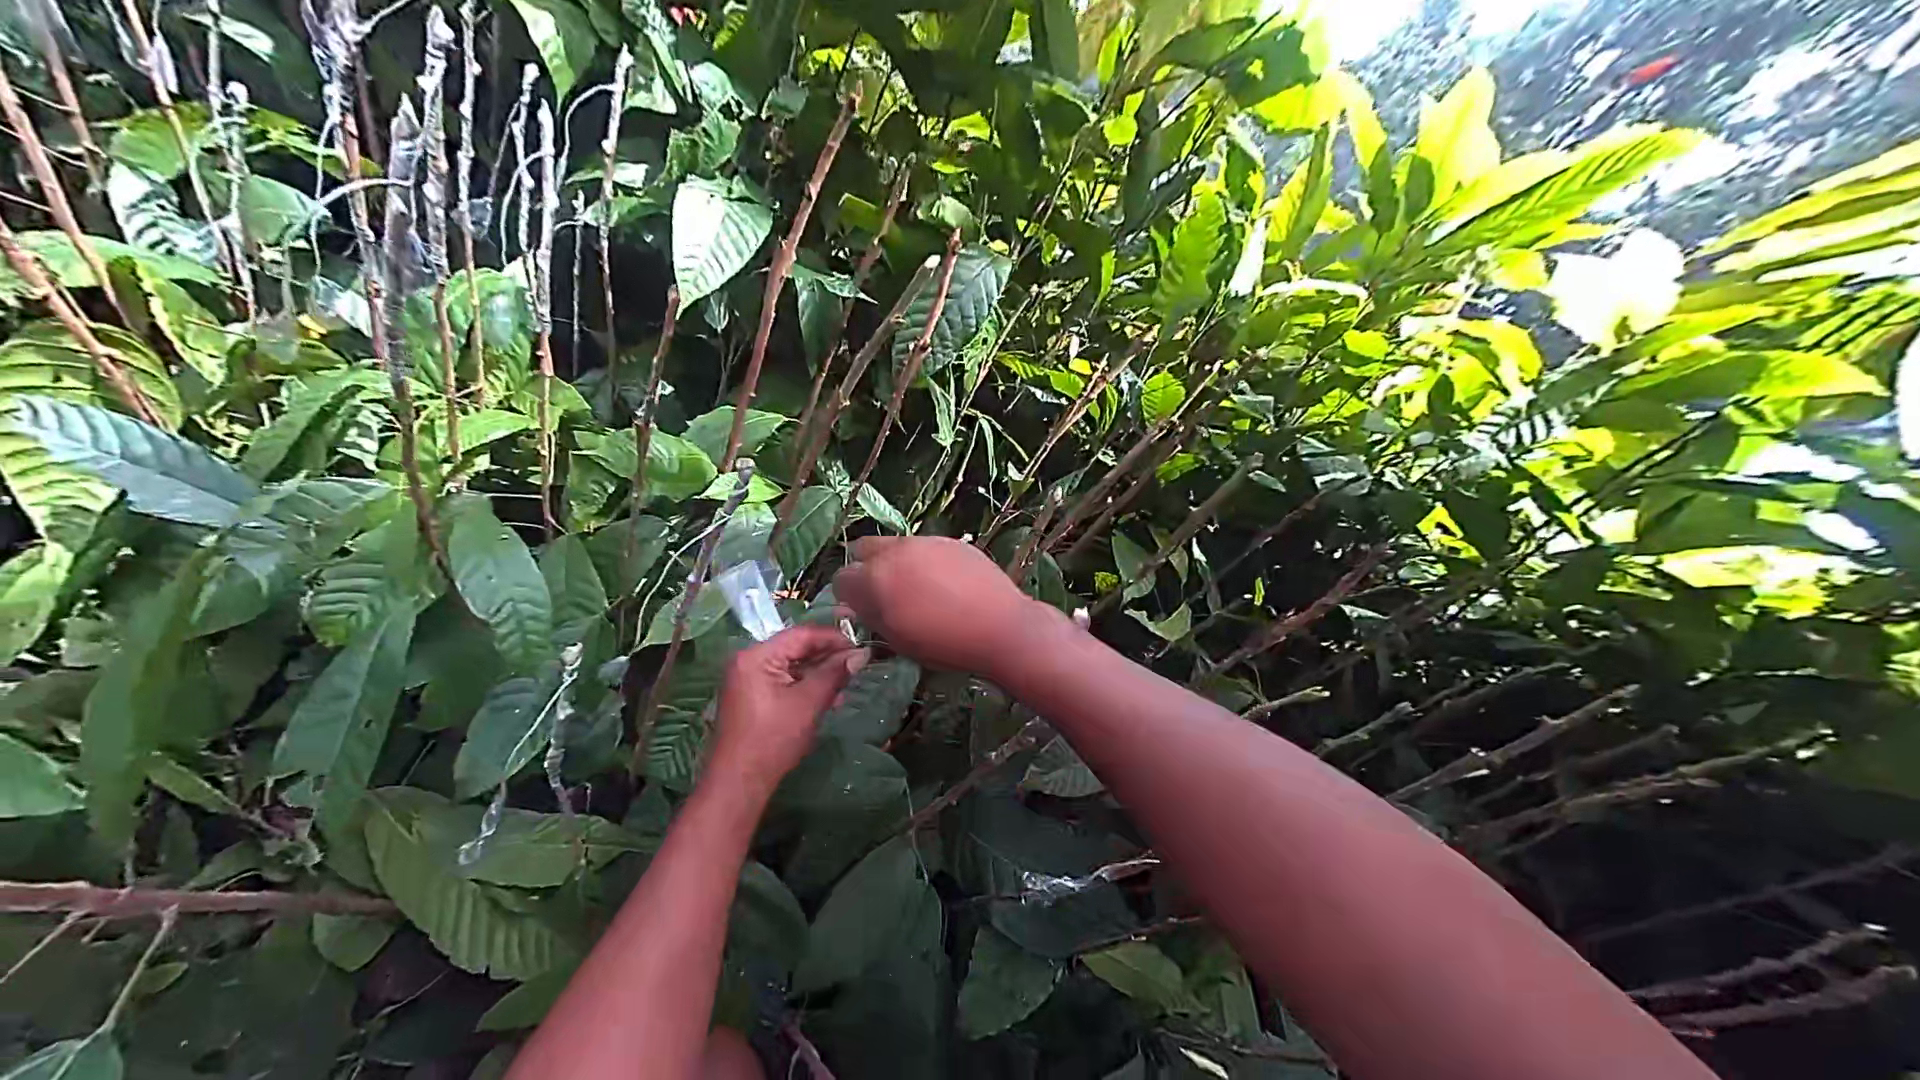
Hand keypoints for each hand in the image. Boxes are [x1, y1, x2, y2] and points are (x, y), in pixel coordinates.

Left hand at [709, 624, 867, 797]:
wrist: (739, 782)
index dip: (833, 638)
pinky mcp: (750, 696)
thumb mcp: (809, 702)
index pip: (802, 634)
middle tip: (856, 665)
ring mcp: (746, 678)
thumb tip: (861, 654)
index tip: (860, 647)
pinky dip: (804, 685)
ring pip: (790, 664)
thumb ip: (835, 673)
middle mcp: (748, 660)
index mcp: (757, 656)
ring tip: (845, 684)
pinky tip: (826, 696)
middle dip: (827, 656)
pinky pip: (782, 679)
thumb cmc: (773, 739)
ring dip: (818, 672)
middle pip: (795, 648)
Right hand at [832, 536, 1067, 679]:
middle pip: (863, 550)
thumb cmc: (945, 644)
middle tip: (884, 592)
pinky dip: (923, 560)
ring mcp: (924, 542)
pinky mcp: (949, 541)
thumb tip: (857, 607)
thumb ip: (871, 618)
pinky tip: (943, 583)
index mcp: (875, 580)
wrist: (1001, 627)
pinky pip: (924, 546)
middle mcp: (894, 552)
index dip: (849, 596)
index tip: (863, 608)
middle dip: (867, 569)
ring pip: (895, 545)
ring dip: (895, 562)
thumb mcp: (898, 641)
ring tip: (917, 588)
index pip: (842, 579)